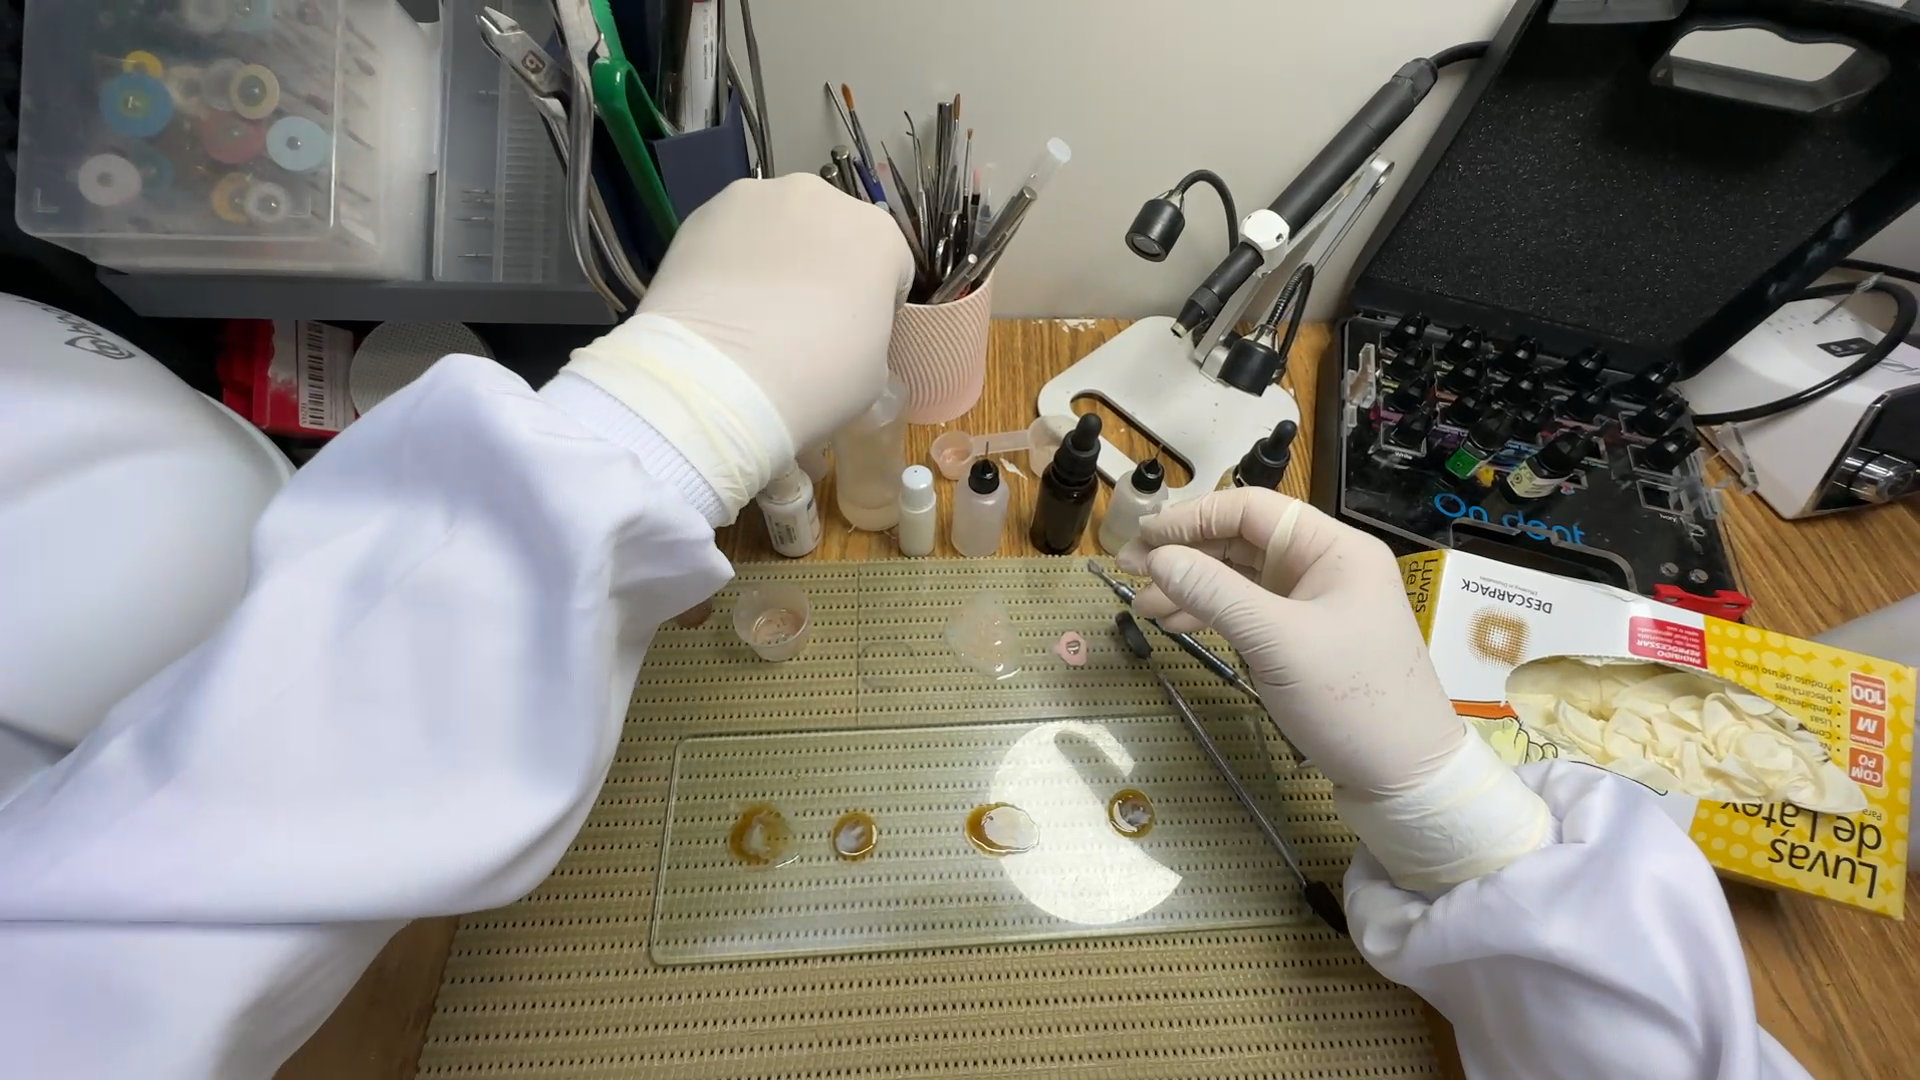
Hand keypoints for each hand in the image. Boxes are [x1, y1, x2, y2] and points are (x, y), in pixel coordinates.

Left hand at [562, 175, 913, 517]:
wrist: (724, 374)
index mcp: (880, 236)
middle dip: (825, 272)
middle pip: (833, 236)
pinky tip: (721, 309)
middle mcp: (823, 198)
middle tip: (804, 326)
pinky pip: (730, 238)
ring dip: (777, 262)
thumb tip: (846, 341)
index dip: (878, 306)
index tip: (858, 338)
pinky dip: (731, 264)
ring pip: (779, 230)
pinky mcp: (703, 211)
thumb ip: (869, 341)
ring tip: (756, 317)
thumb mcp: (872, 376)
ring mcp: (759, 197)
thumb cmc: (820, 376)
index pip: (892, 268)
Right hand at [1121, 488, 1551, 893]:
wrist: (1403, 779)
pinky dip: (1206, 612)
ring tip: (1141, 604)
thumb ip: (1214, 592)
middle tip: (1129, 569)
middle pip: (1239, 540)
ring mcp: (1309, 601)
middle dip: (1183, 553)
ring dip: (1188, 585)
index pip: (1249, 509)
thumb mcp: (1277, 641)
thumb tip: (1156, 558)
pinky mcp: (1298, 635)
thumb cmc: (1350, 700)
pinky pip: (1243, 609)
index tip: (1143, 538)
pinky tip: (1172, 622)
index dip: (1191, 518)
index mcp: (1332, 548)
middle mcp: (1321, 565)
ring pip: (1236, 577)